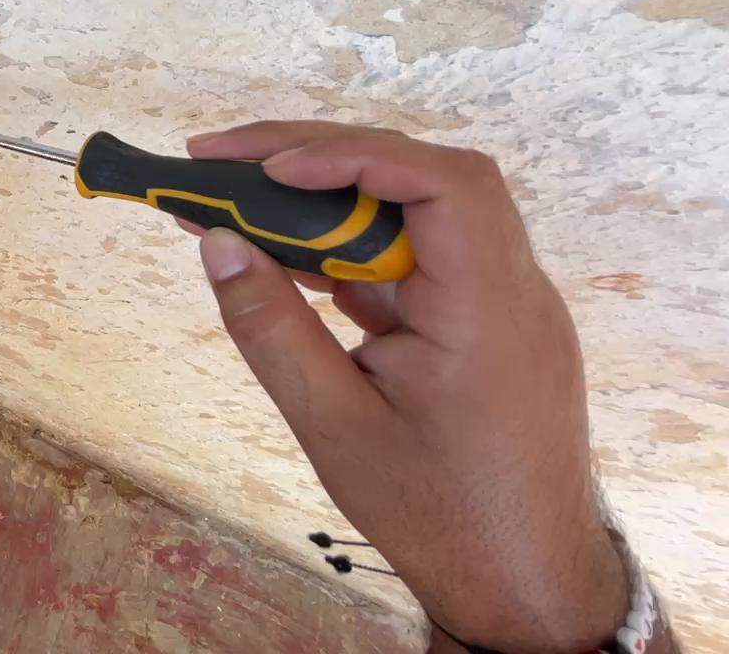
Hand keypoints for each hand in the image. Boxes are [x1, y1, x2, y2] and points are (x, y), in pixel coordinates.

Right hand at [185, 122, 626, 653]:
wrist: (518, 579)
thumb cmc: (430, 508)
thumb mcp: (327, 419)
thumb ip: (267, 325)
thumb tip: (214, 239)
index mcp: (488, 309)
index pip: (444, 183)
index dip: (350, 156)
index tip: (263, 169)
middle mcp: (501, 285)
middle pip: (415, 177)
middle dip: (310, 153)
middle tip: (214, 157)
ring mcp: (483, 297)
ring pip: (398, 205)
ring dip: (310, 189)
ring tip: (224, 190)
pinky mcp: (458, 313)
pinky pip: (389, 248)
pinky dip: (323, 234)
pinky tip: (266, 245)